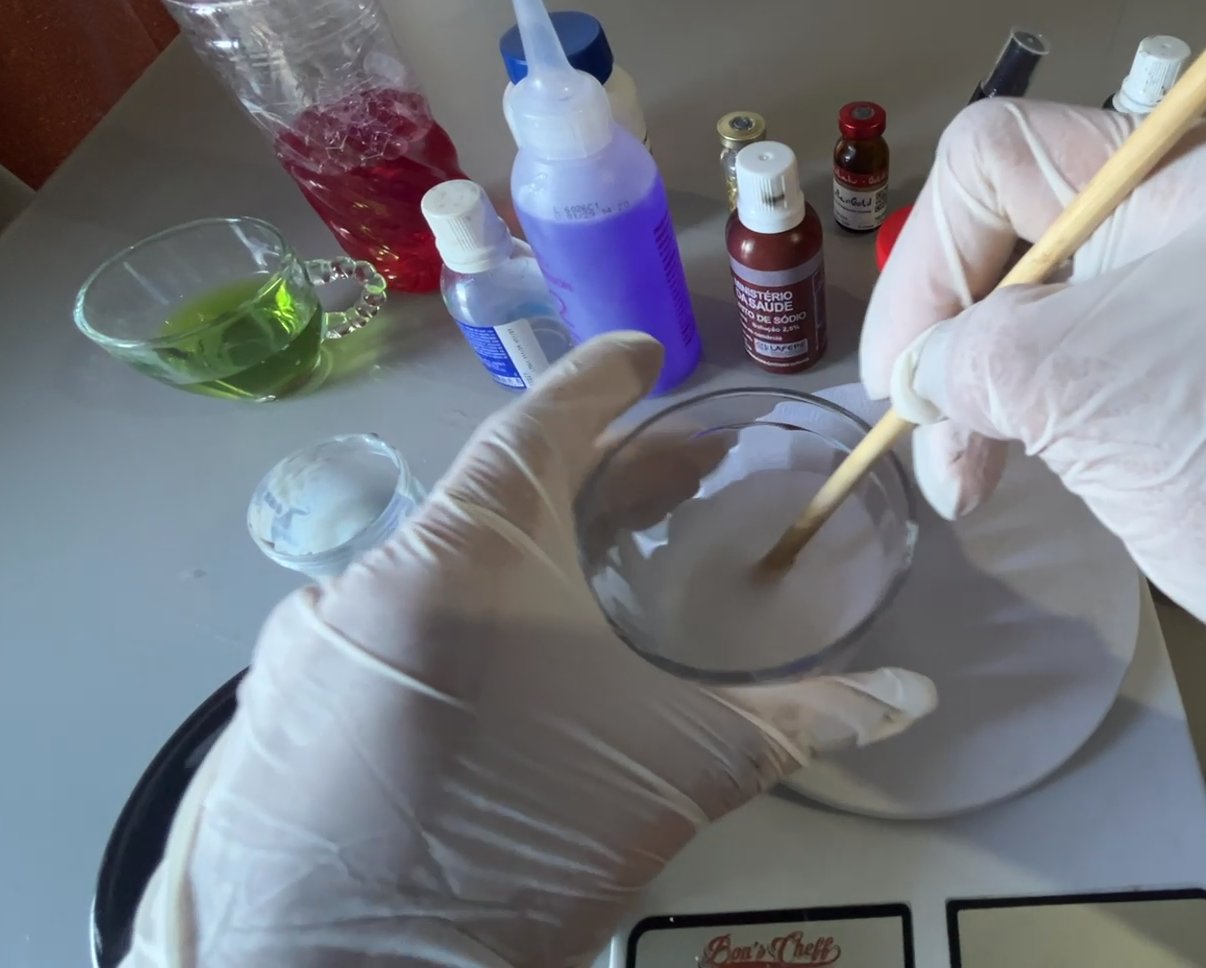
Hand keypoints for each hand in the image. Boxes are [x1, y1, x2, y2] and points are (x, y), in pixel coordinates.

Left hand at [124, 334, 936, 967]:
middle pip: (507, 487)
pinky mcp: (290, 701)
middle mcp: (379, 573)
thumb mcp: (677, 771)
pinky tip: (518, 648)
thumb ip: (802, 720)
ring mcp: (318, 637)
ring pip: (453, 553)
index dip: (599, 380)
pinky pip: (402, 614)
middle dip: (604, 471)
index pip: (539, 426)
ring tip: (613, 555)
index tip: (646, 356)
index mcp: (468, 558)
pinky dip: (475, 599)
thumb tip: (915, 696)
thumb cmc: (519, 849)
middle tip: (681, 472)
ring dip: (540, 539)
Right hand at [860, 100, 1205, 899]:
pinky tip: (1037, 468)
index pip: (1001, 163)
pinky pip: (1106, 366)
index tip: (901, 382)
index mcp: (1194, 173)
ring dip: (1000, 397)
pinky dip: (1053, 416)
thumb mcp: (1106, 397)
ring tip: (975, 485)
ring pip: (1059, 319)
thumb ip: (980, 359)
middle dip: (960, 351)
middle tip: (938, 461)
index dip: (926, 265)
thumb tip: (920, 372)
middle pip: (1025, 248)